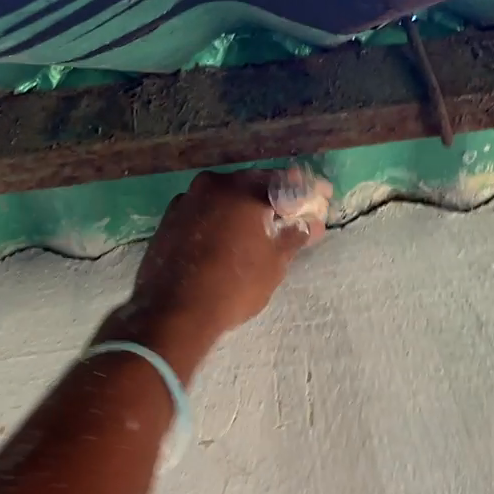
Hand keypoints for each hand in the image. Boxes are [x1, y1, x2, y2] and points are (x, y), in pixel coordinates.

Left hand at [117, 167, 330, 358]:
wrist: (172, 311)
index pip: (287, 181)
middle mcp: (215, 185)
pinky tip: (232, 233)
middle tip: (296, 211)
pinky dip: (223, 216)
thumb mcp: (274, 263)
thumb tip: (312, 224)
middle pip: (255, 183)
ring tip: (265, 224)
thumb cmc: (233, 286)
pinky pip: (206, 209)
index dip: (309, 190)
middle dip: (278, 196)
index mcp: (245, 189)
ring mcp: (188, 199)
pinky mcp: (170, 217)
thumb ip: (295, 236)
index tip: (323, 198)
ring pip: (227, 195)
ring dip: (248, 205)